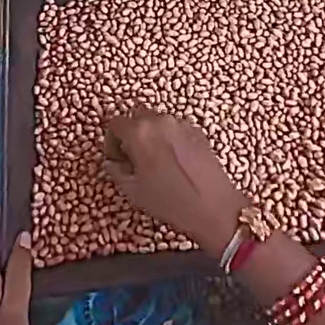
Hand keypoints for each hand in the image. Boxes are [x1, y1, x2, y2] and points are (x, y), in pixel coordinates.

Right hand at [102, 108, 246, 256]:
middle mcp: (160, 121)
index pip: (115, 124)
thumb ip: (116, 170)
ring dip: (150, 136)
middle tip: (132, 159)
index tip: (115, 158)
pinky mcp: (198, 131)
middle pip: (137, 117)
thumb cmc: (170, 201)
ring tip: (154, 162)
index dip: (111, 142)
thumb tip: (112, 162)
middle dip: (130, 135)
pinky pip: (175, 129)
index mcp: (139, 132)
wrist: (213, 206)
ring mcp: (181, 124)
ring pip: (157, 122)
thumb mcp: (133, 191)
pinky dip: (169, 139)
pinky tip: (173, 162)